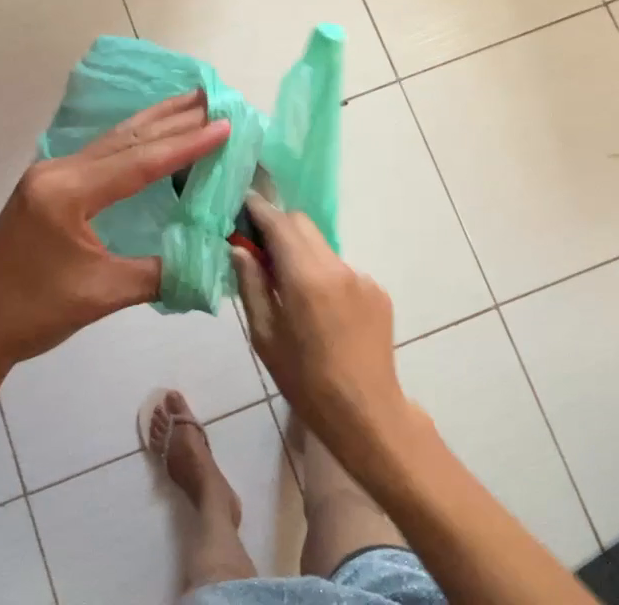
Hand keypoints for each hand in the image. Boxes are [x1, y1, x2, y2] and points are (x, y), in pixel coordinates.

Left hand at [0, 91, 230, 375]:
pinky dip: (132, 144)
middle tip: (215, 96)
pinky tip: (150, 138)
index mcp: (68, 192)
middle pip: (125, 139)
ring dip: (153, 124)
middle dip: (173, 119)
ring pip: (110, 142)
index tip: (225, 125)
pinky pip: (98, 156)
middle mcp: (57, 172)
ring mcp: (48, 177)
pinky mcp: (46, 189)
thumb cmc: (33, 314)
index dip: (186, 145)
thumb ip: (160, 273)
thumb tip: (210, 259)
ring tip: (190, 103)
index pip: (139, 162)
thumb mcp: (102, 294)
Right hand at [231, 196, 410, 459]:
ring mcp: (363, 278)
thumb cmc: (305, 381)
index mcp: (306, 278)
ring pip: (323, 250)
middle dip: (280, 229)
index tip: (243, 205)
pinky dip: (326, 279)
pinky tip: (324, 315)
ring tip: (293, 295)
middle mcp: (337, 267)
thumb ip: (251, 286)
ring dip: (303, 257)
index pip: (279, 224)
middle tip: (260, 251)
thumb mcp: (265, 337)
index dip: (259, 210)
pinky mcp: (378, 292)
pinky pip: (343, 273)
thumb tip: (239, 249)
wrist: (366, 413)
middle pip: (304, 226)